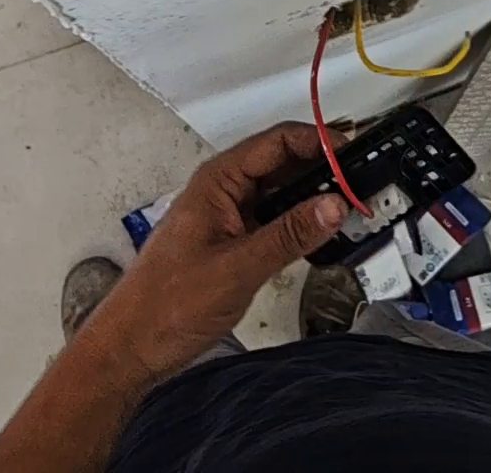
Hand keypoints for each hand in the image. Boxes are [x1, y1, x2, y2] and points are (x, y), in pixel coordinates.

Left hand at [87, 122, 347, 377]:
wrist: (129, 350)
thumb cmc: (168, 306)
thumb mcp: (238, 268)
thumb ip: (290, 235)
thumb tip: (335, 205)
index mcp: (219, 180)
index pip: (279, 141)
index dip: (319, 141)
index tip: (354, 151)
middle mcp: (225, 188)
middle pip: (283, 161)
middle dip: (323, 167)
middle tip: (360, 180)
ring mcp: (229, 213)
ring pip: (281, 190)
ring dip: (314, 195)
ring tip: (350, 204)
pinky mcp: (233, 237)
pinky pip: (275, 216)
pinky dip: (301, 219)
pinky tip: (322, 232)